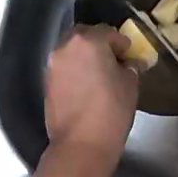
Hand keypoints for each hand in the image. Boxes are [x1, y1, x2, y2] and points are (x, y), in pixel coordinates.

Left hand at [44, 25, 139, 166]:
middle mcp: (65, 47)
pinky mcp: (47, 83)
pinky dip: (76, 70)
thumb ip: (129, 67)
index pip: (108, 31)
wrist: (81, 144)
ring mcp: (53, 65)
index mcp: (89, 42)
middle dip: (99, 44)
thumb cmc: (111, 112)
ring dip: (85, 57)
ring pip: (72, 51)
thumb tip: (128, 64)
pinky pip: (65, 68)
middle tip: (114, 60)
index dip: (121, 43)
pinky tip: (87, 86)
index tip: (130, 55)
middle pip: (84, 36)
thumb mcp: (130, 86)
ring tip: (100, 74)